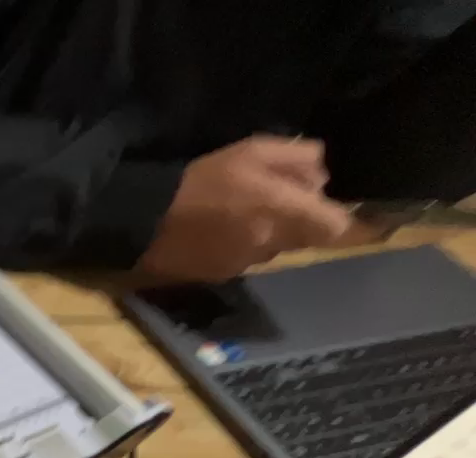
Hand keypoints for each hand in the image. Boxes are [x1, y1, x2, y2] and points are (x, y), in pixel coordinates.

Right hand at [138, 136, 355, 281]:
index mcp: (286, 214)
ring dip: (260, 237)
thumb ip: (300, 158)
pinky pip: (236, 262)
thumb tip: (318, 180)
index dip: (350, 224)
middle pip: (300, 238)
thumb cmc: (200, 181)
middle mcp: (270, 244)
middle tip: (267, 204)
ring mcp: (239, 264)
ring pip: (267, 250)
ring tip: (231, 221)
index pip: (338, 228)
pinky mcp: (211, 276)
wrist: (139, 220)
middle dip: (293, 222)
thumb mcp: (254, 150)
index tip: (347, 218)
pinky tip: (209, 238)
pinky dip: (231, 250)